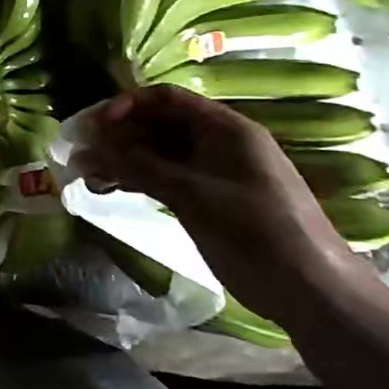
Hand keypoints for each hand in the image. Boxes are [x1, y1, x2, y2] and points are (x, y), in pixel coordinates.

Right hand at [77, 84, 358, 315]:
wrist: (308, 288)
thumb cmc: (256, 229)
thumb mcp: (194, 195)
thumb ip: (140, 168)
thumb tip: (89, 148)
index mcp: (224, 127)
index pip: (167, 100)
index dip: (128, 105)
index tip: (95, 124)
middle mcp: (216, 143)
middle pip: (159, 125)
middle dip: (119, 134)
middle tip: (80, 150)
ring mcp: (211, 174)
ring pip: (158, 154)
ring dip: (124, 159)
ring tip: (85, 171)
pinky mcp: (206, 201)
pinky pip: (165, 179)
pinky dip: (138, 180)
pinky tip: (109, 188)